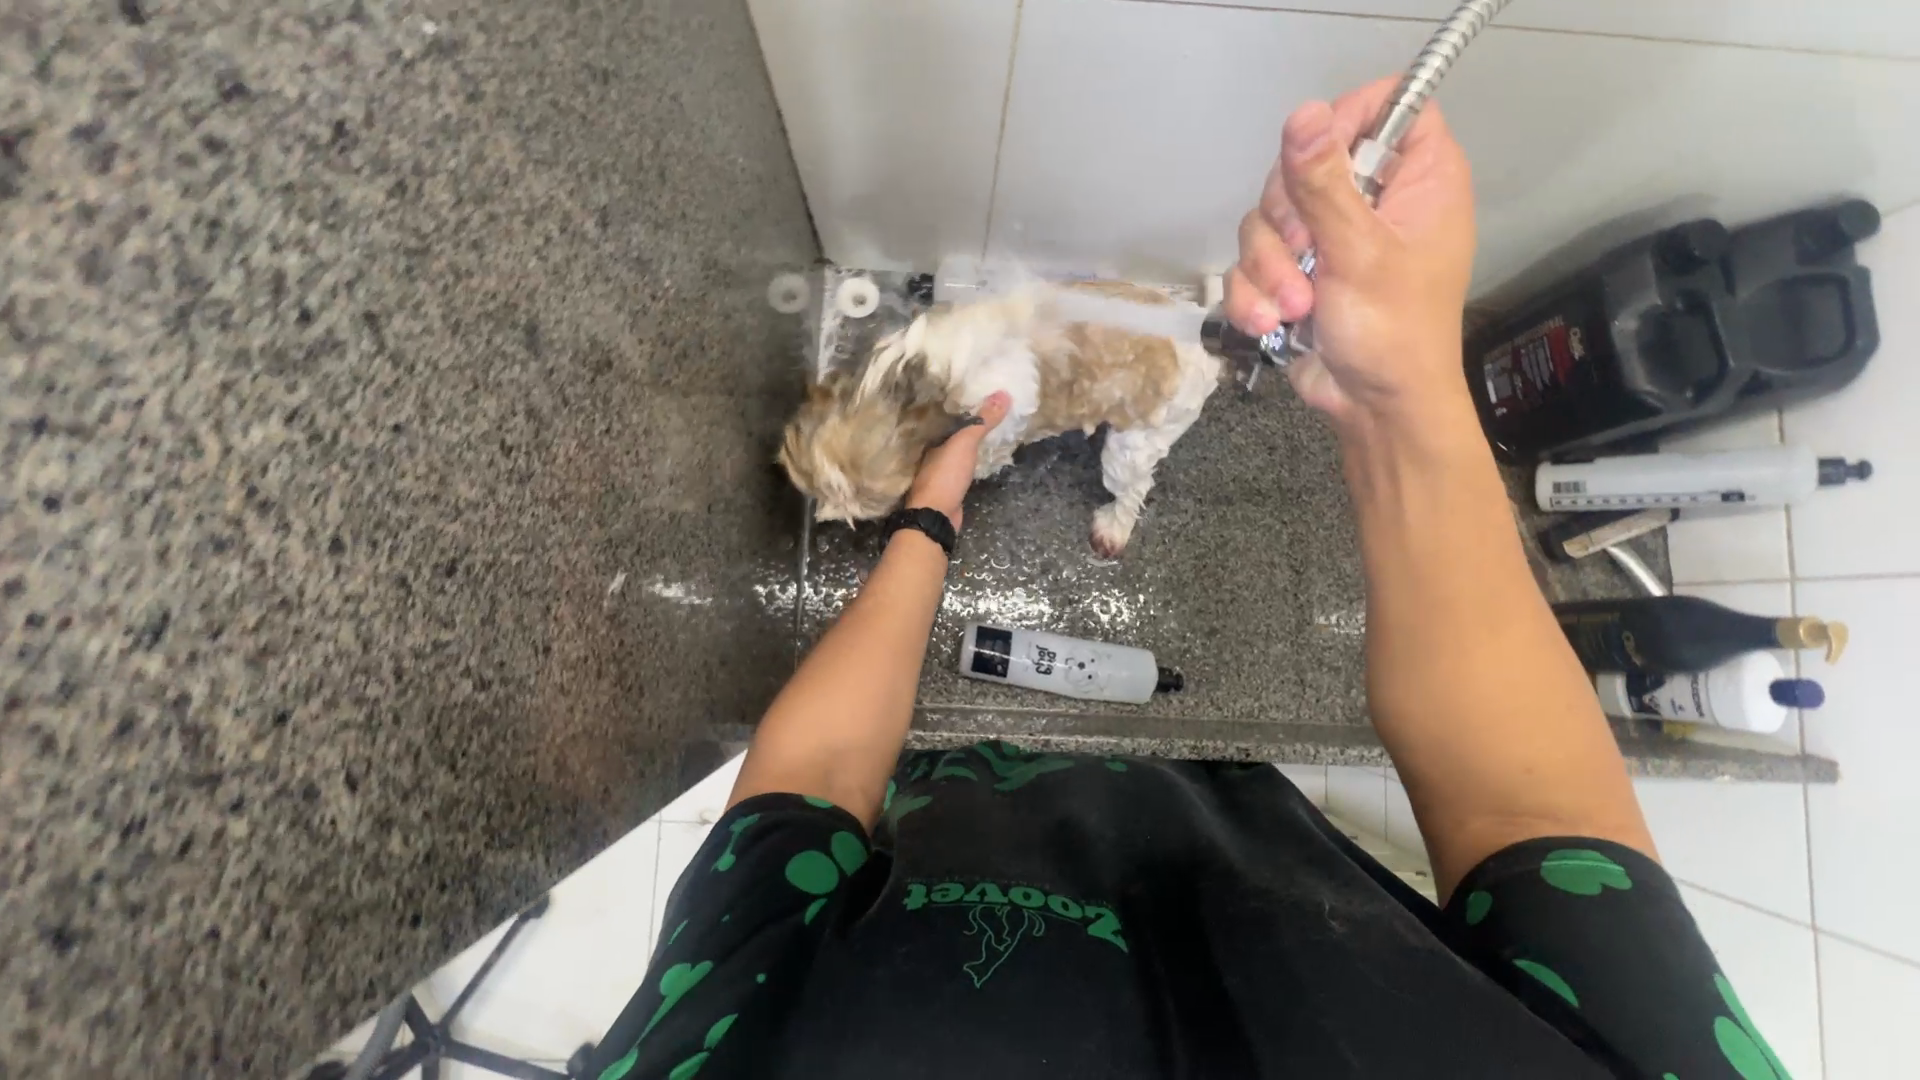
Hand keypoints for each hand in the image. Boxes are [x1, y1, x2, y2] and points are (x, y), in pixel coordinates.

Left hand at [904, 392, 1011, 530]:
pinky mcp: (948, 484)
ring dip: (968, 439)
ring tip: (988, 425)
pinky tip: (980, 453)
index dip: (958, 402)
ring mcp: (939, 469)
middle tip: (986, 404)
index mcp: (929, 437)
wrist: (936, 516)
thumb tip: (1004, 393)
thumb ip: (983, 421)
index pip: (945, 413)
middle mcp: (931, 450)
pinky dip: (970, 457)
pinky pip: (961, 464)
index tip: (974, 388)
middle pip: (950, 430)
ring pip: (955, 448)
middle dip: (964, 419)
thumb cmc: (946, 475)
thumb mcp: (965, 444)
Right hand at [1225, 77, 1477, 431]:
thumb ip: (1326, 185)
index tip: (1313, 160)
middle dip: (1286, 223)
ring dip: (1268, 271)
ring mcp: (1325, 240)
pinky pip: (1250, 266)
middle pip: (1302, 167)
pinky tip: (1268, 323)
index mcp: (1415, 178)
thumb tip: (1303, 114)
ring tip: (1291, 310)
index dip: (1342, 122)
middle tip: (1302, 257)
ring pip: (1266, 223)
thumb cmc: (1392, 330)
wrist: (1372, 407)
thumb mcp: (1360, 253)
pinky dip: (1253, 296)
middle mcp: (1369, 200)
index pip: (1384, 107)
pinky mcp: (1291, 276)